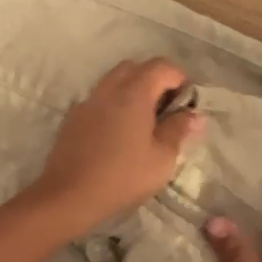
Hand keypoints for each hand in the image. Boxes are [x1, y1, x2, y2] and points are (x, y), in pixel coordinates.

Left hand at [28, 58, 205, 228]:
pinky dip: (114, 104)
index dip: (179, 78)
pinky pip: (98, 99)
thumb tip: (193, 115)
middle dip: (155, 80)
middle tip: (167, 110)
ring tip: (144, 122)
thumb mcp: (161, 158)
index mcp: (132, 94)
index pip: (160, 66)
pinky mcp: (73, 118)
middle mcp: (107, 90)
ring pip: (113, 81)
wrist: (68, 195)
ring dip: (132, 91)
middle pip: (134, 68)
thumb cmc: (122, 177)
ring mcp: (86, 102)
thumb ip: (178, 130)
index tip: (188, 103)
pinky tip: (119, 133)